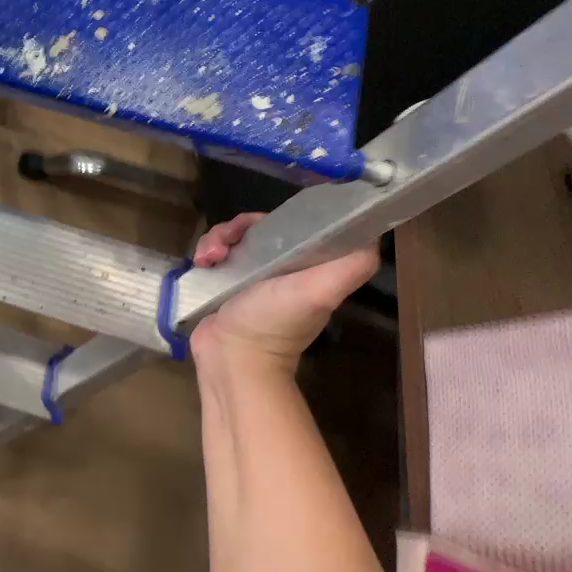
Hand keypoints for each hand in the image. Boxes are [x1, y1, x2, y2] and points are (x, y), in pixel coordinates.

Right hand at [188, 214, 379, 375]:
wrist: (231, 356)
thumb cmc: (275, 323)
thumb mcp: (318, 293)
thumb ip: (349, 267)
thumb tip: (372, 232)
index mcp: (308, 267)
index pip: (299, 226)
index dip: (283, 215)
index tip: (264, 221)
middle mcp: (281, 267)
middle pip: (260, 228)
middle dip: (238, 227)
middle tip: (226, 241)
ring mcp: (249, 274)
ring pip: (233, 238)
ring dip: (216, 239)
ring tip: (208, 257)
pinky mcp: (222, 281)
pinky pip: (213, 252)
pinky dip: (204, 252)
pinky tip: (200, 264)